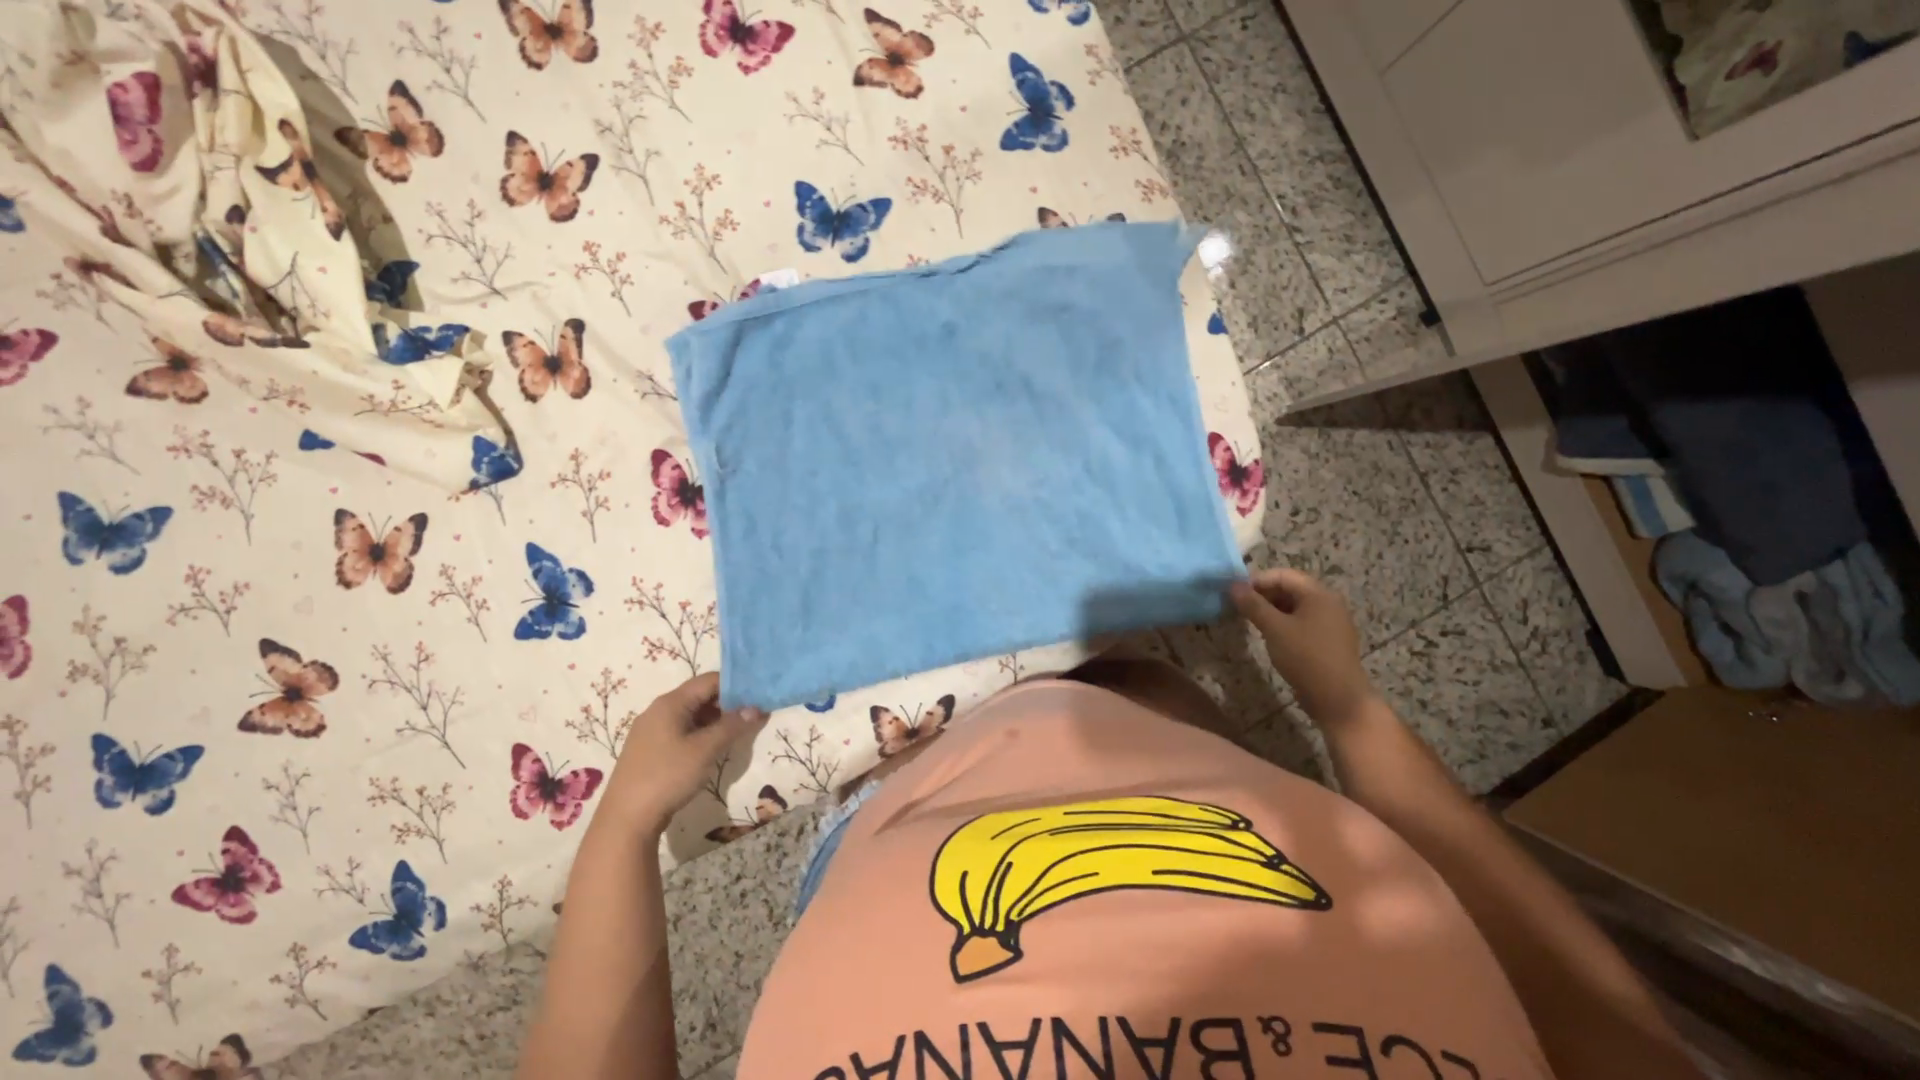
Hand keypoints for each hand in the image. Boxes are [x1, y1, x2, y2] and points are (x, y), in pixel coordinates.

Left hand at [600, 672, 767, 836]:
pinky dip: (701, 735)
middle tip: (754, 715)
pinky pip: (681, 732)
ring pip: (691, 716)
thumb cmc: (667, 776)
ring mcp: (652, 731)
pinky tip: (713, 750)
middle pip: (699, 696)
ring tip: (739, 733)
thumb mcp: (705, 750)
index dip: (735, 685)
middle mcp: (658, 711)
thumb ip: (732, 725)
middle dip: (728, 704)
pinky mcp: (650, 750)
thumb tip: (756, 708)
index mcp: (670, 703)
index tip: (759, 695)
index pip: (709, 680)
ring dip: (715, 722)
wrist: (627, 817)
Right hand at [1229, 569, 1376, 726]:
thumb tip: (1233, 585)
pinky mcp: (1330, 640)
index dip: (1257, 581)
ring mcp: (1331, 622)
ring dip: (1273, 610)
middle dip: (1264, 595)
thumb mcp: (1275, 629)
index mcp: (1318, 594)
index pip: (1283, 575)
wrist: (1339, 698)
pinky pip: (1304, 622)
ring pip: (1296, 607)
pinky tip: (1272, 637)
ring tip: (1252, 623)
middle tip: (1240, 609)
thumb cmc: (1306, 657)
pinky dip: (1285, 624)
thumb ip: (1253, 605)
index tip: (1234, 595)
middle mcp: (1328, 602)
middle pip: (1291, 589)